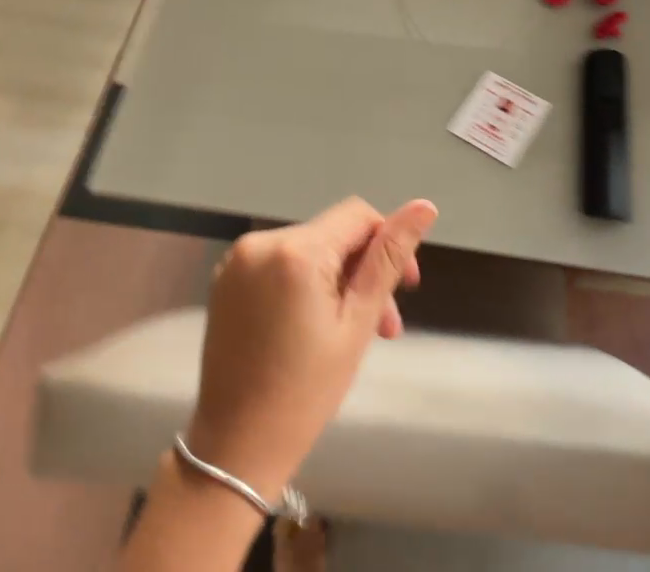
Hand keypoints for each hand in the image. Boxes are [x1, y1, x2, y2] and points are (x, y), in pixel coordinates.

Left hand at [185, 197, 437, 498]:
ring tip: (350, 334)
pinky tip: (310, 329)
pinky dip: (303, 286)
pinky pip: (278, 266)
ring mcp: (236, 261)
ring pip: (307, 251)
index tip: (406, 290)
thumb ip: (389, 259)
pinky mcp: (224, 281)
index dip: (390, 243)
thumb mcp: (357, 324)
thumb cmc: (306, 391)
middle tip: (382, 328)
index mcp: (295, 251)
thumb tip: (424, 206)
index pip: (359, 216)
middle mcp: (259, 242)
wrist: (237, 444)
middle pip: (332, 235)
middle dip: (363, 272)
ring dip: (336, 282)